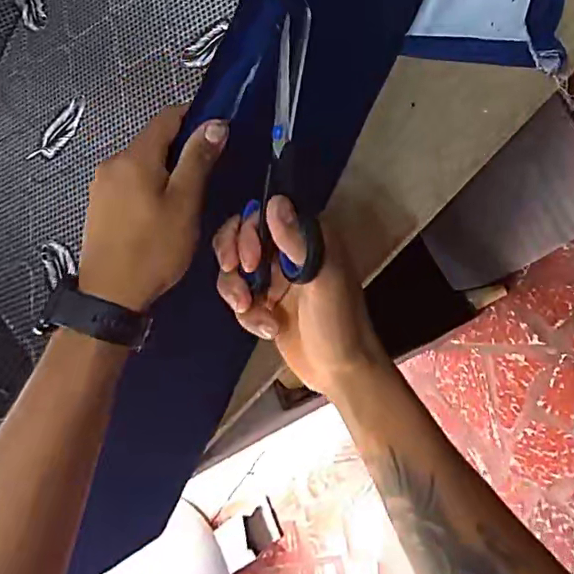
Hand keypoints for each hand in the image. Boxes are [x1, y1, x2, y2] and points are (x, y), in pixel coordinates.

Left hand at [77, 105, 227, 312]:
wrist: (109, 298)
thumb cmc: (153, 248)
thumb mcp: (185, 203)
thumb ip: (198, 159)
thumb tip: (215, 123)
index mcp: (134, 157)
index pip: (167, 117)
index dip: (195, 116)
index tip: (220, 130)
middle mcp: (112, 163)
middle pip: (154, 140)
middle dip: (183, 146)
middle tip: (212, 168)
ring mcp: (102, 185)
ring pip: (143, 162)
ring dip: (168, 167)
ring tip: (192, 192)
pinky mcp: (99, 204)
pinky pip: (131, 181)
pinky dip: (152, 184)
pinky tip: (165, 208)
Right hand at [213, 196, 387, 397]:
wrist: (340, 372)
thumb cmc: (338, 321)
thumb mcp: (321, 278)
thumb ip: (296, 242)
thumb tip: (275, 200)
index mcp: (310, 236)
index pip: (267, 214)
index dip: (249, 232)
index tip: (249, 261)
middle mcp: (290, 251)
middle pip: (242, 236)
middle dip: (234, 257)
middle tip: (240, 281)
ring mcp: (275, 277)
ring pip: (234, 267)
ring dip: (235, 289)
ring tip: (249, 310)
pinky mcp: (264, 302)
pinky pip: (238, 296)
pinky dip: (246, 313)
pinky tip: (267, 329)